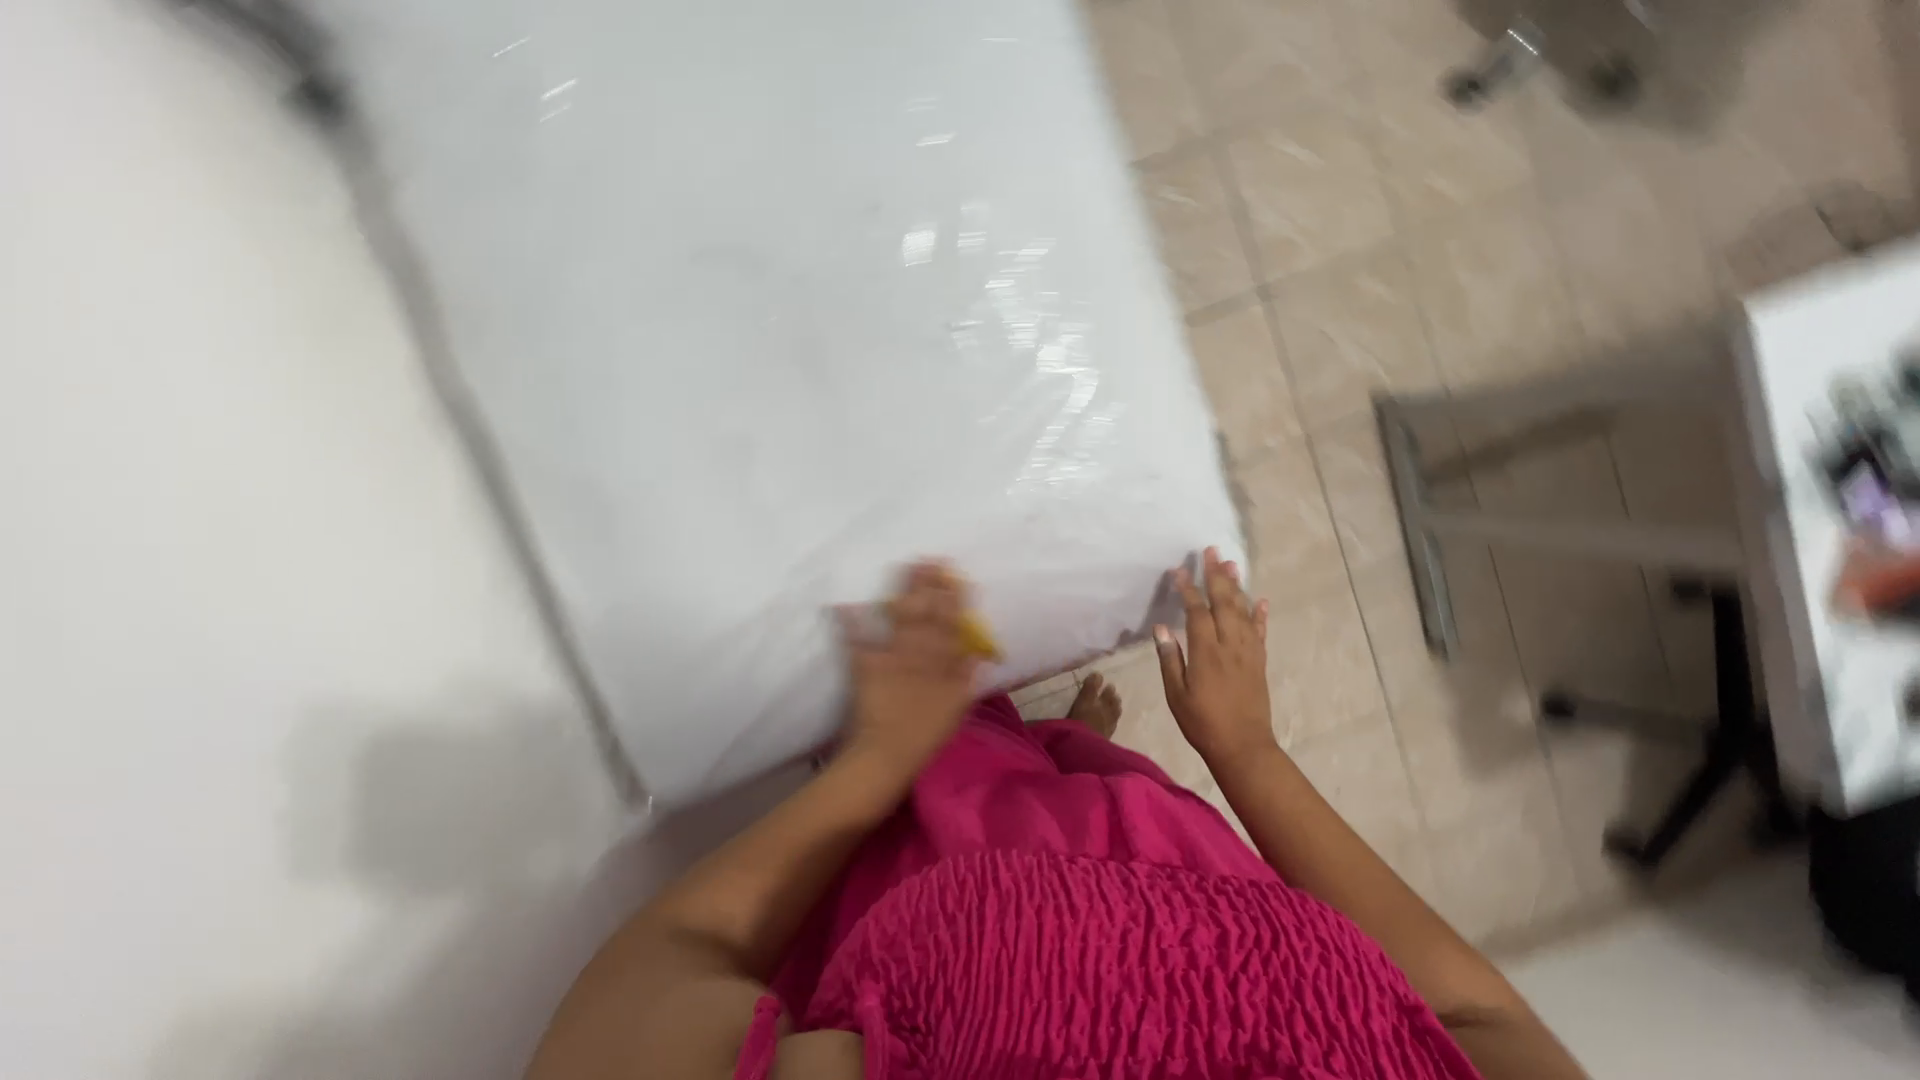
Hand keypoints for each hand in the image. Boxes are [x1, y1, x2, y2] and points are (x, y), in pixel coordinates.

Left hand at [840, 560, 981, 778]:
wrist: (888, 756)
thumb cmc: (925, 737)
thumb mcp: (956, 709)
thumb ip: (966, 679)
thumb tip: (977, 655)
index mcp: (944, 666)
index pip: (952, 627)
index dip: (954, 601)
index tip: (956, 578)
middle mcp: (922, 655)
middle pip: (928, 615)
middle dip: (931, 586)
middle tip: (932, 560)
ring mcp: (894, 658)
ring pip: (903, 618)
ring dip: (906, 591)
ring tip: (909, 566)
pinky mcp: (867, 666)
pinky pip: (857, 641)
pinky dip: (850, 624)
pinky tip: (844, 604)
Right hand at [1154, 547, 1276, 763]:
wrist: (1243, 746)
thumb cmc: (1202, 723)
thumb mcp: (1176, 694)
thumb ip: (1170, 659)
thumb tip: (1161, 628)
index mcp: (1206, 652)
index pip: (1196, 612)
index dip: (1187, 589)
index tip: (1178, 570)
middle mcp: (1230, 645)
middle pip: (1223, 603)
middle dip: (1216, 575)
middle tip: (1211, 551)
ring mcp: (1248, 652)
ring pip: (1243, 611)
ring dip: (1237, 586)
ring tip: (1232, 564)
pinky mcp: (1259, 662)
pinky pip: (1260, 632)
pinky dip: (1259, 613)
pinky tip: (1260, 599)